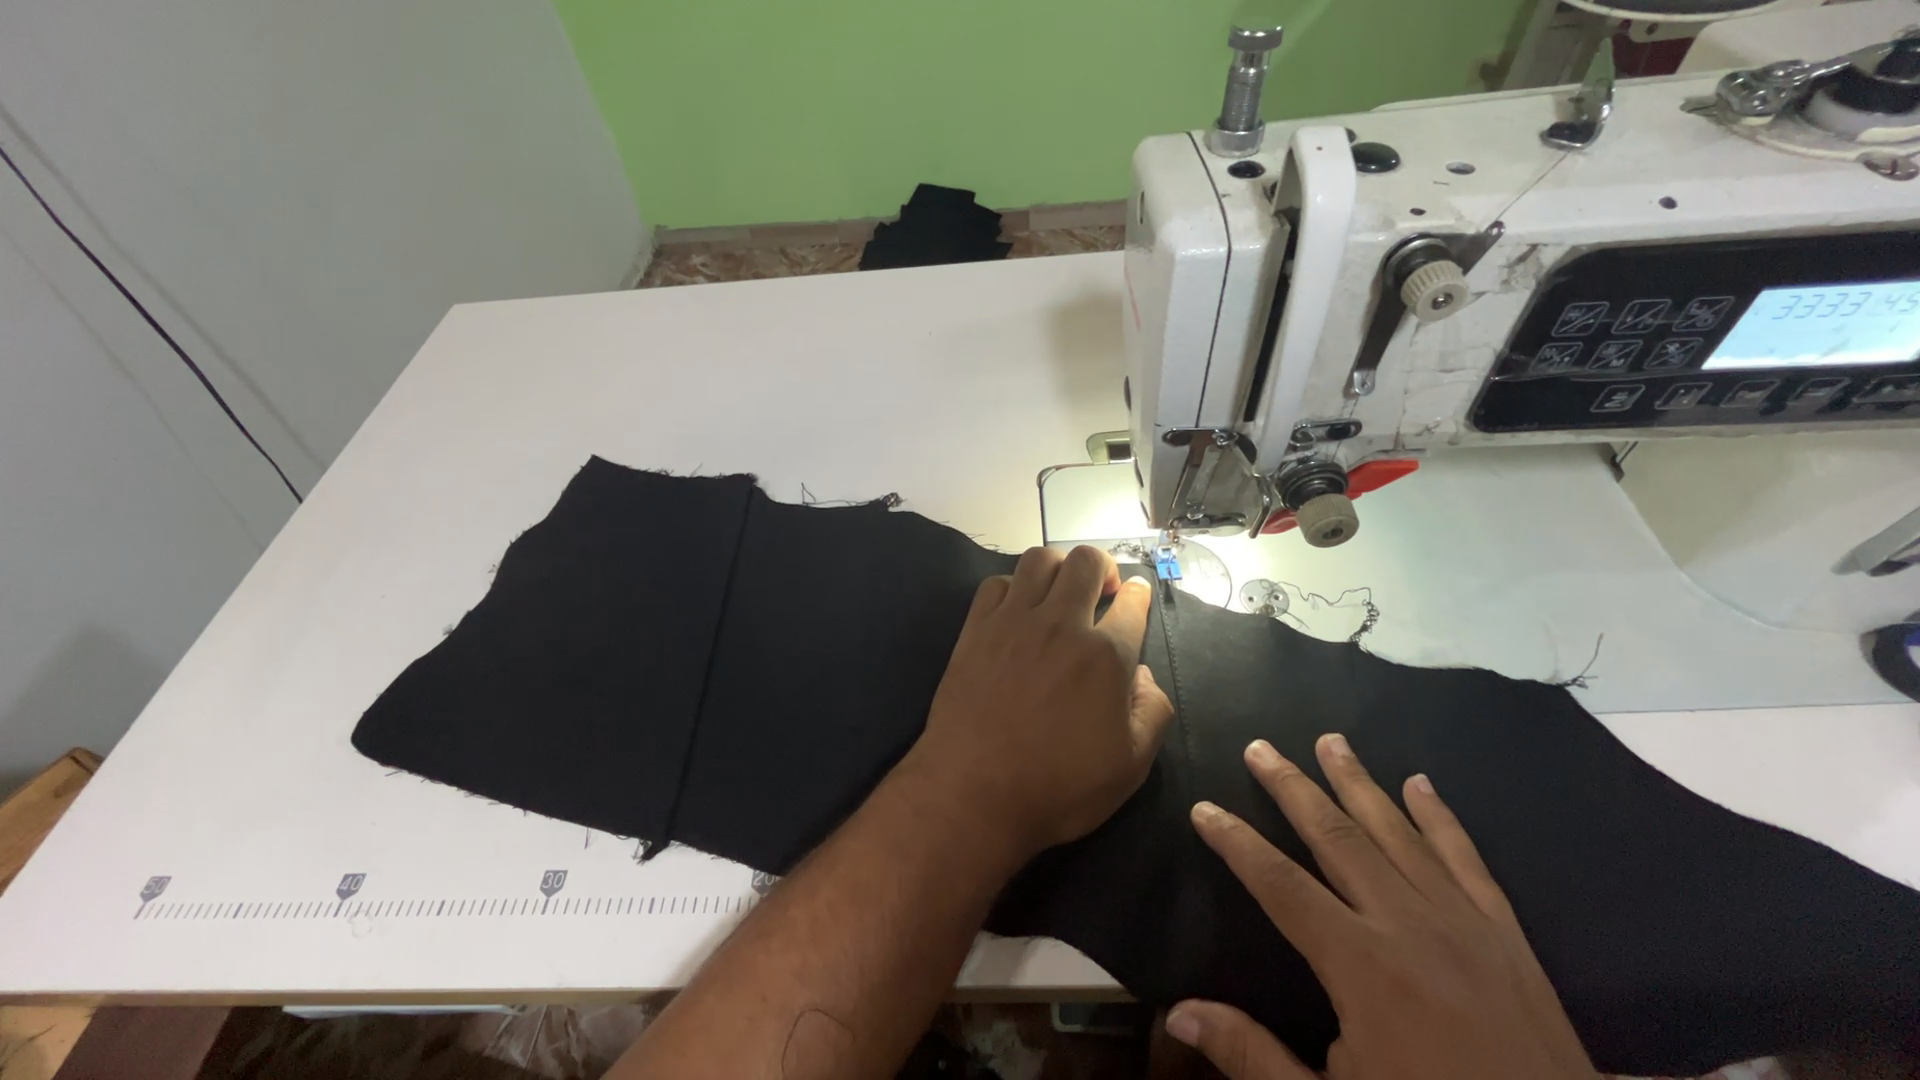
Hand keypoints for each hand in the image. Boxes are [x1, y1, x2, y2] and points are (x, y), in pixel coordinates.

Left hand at [899, 545, 1173, 859]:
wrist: (974, 792)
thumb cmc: (1059, 788)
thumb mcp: (1131, 766)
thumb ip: (1152, 712)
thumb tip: (1142, 676)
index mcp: (1106, 656)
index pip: (1132, 604)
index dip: (1138, 594)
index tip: (1135, 594)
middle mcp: (1061, 625)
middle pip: (1086, 562)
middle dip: (1102, 567)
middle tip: (1102, 591)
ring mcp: (1013, 622)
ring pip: (1040, 560)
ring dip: (1058, 566)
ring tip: (1060, 590)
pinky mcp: (975, 630)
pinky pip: (996, 583)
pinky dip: (1013, 586)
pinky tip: (1017, 608)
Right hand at [1166, 735, 1599, 1079]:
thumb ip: (1252, 1054)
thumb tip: (1178, 1014)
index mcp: (1360, 965)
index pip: (1280, 885)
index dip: (1237, 844)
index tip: (1204, 809)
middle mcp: (1408, 924)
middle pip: (1337, 838)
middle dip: (1293, 788)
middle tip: (1259, 748)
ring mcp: (1463, 922)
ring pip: (1397, 833)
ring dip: (1358, 784)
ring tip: (1329, 741)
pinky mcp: (1507, 934)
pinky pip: (1465, 858)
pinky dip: (1440, 817)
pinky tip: (1420, 783)